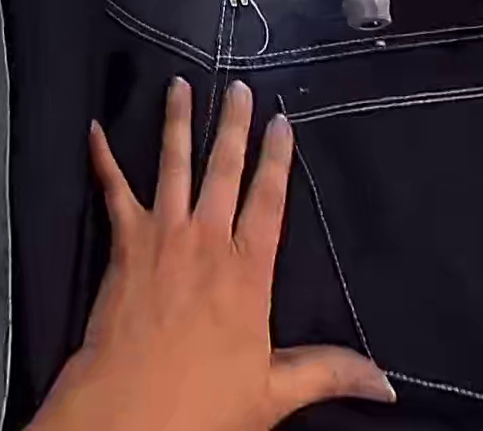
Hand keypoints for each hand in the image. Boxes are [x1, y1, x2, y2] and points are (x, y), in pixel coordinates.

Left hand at [27, 78, 395, 430]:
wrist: (125, 418)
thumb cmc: (202, 405)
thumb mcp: (274, 393)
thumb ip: (328, 372)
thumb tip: (388, 384)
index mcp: (246, 267)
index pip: (268, 199)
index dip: (277, 158)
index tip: (281, 121)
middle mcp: (207, 236)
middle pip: (224, 168)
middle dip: (234, 124)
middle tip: (238, 86)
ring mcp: (164, 233)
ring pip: (174, 163)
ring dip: (178, 121)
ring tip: (179, 84)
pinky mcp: (126, 241)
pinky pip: (113, 191)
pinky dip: (103, 159)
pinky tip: (94, 130)